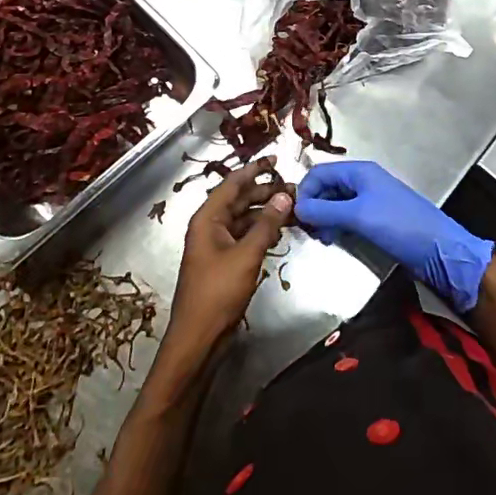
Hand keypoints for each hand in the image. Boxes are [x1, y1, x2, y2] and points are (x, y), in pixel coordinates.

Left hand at [162, 163, 294, 371]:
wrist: (200, 334)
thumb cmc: (218, 292)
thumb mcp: (246, 256)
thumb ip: (266, 225)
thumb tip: (284, 196)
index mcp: (207, 217)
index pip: (232, 184)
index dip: (253, 170)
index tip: (275, 159)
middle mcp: (209, 226)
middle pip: (239, 200)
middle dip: (264, 192)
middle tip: (295, 188)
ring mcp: (216, 244)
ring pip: (243, 220)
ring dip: (266, 214)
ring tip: (294, 209)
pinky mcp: (224, 262)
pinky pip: (244, 237)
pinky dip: (261, 232)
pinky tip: (280, 232)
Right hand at [295, 159, 494, 312]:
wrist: (442, 252)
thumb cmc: (400, 226)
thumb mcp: (358, 216)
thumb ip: (324, 211)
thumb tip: (295, 207)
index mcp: (359, 171)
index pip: (318, 173)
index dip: (304, 192)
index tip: (296, 214)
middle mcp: (363, 181)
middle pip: (325, 187)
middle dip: (313, 206)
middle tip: (307, 229)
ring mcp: (371, 200)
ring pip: (335, 203)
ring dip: (323, 218)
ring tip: (321, 237)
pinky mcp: (376, 218)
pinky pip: (347, 216)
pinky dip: (336, 225)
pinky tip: (334, 238)